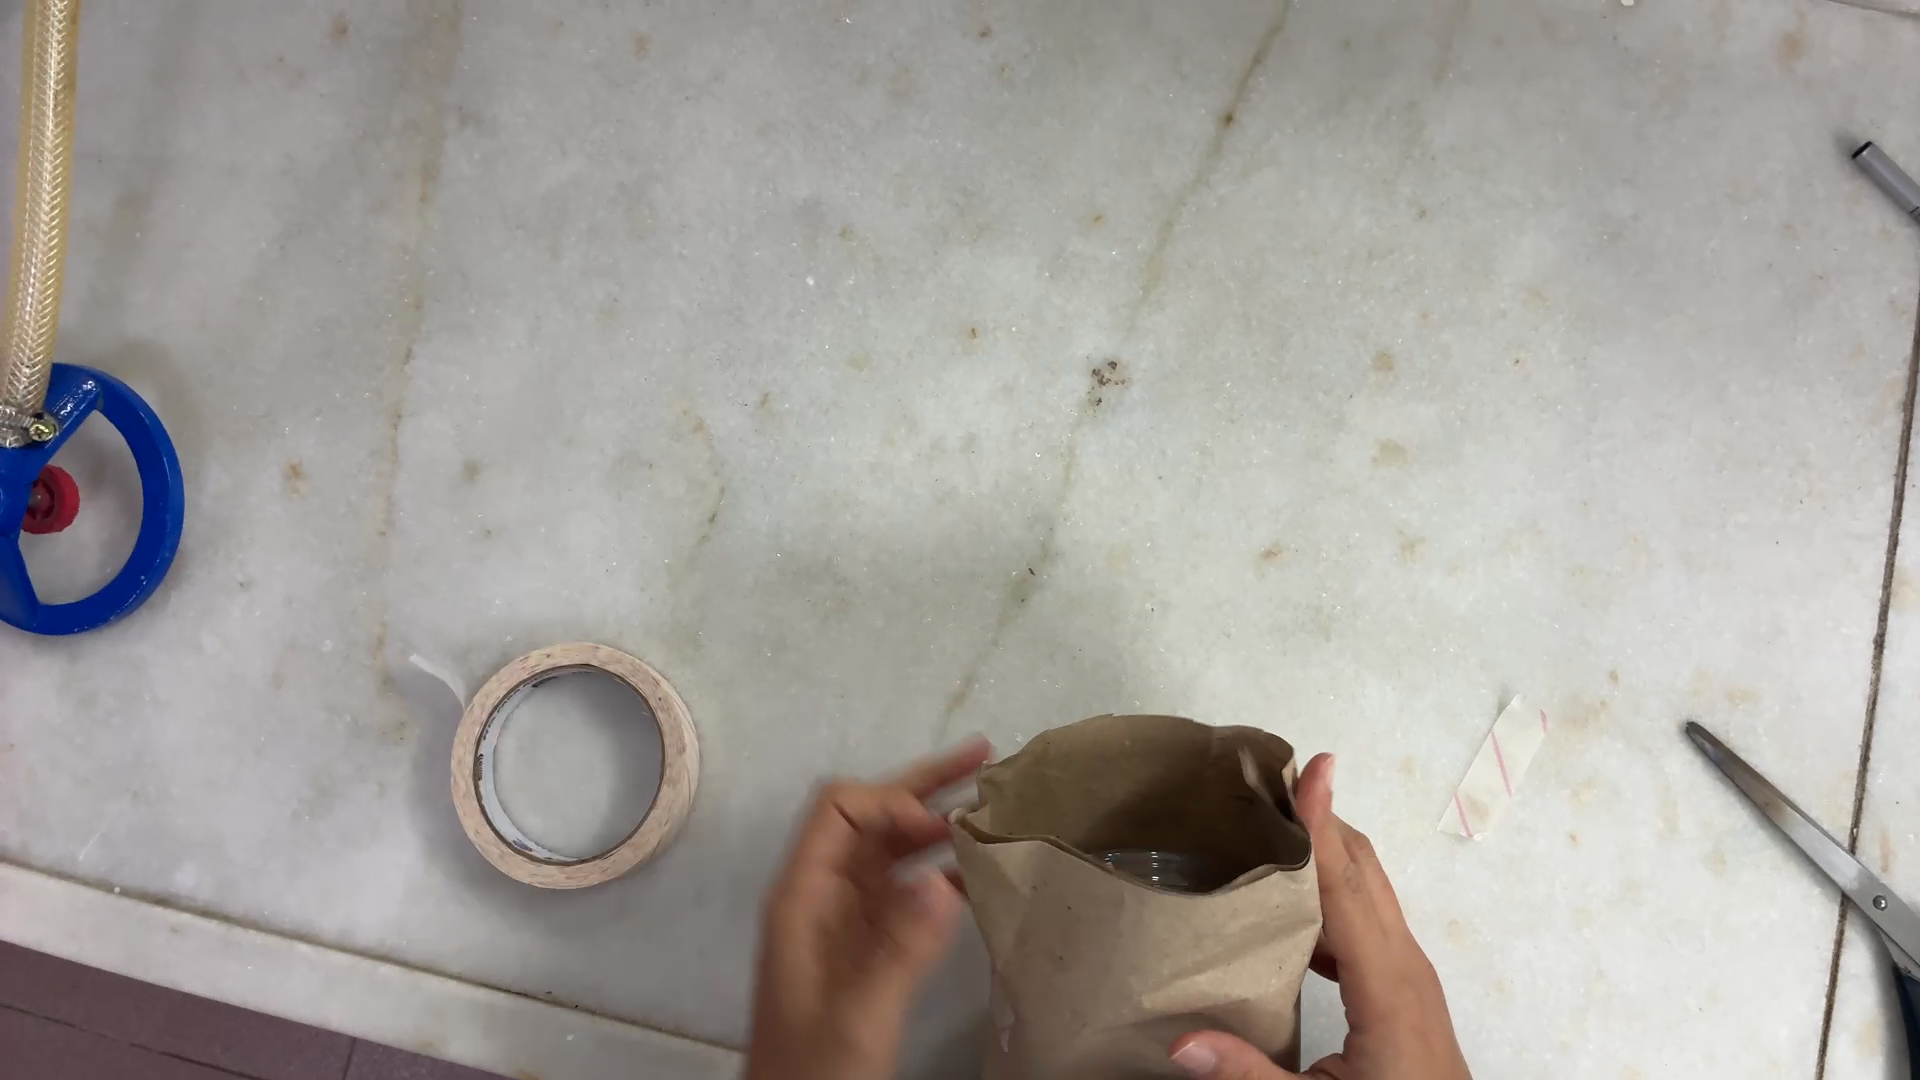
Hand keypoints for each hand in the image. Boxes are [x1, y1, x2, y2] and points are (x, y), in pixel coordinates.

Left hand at [745, 737, 992, 1079]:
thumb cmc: (813, 1070)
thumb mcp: (856, 1017)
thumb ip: (900, 950)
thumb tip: (947, 876)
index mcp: (805, 893)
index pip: (840, 809)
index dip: (889, 803)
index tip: (939, 829)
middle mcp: (827, 888)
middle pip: (872, 814)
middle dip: (924, 783)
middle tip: (982, 755)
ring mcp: (850, 911)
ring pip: (894, 844)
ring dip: (939, 819)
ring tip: (990, 796)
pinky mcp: (872, 936)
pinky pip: (908, 884)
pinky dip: (943, 866)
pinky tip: (980, 863)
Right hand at [1170, 754, 1471, 1079]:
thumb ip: (1248, 1073)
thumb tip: (1177, 1042)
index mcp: (1388, 987)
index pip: (1348, 884)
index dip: (1324, 823)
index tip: (1313, 767)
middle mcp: (1405, 963)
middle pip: (1361, 865)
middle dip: (1317, 814)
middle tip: (1260, 780)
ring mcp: (1407, 968)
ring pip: (1366, 880)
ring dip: (1321, 841)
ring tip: (1262, 820)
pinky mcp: (1400, 978)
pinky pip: (1363, 906)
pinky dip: (1326, 878)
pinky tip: (1282, 892)